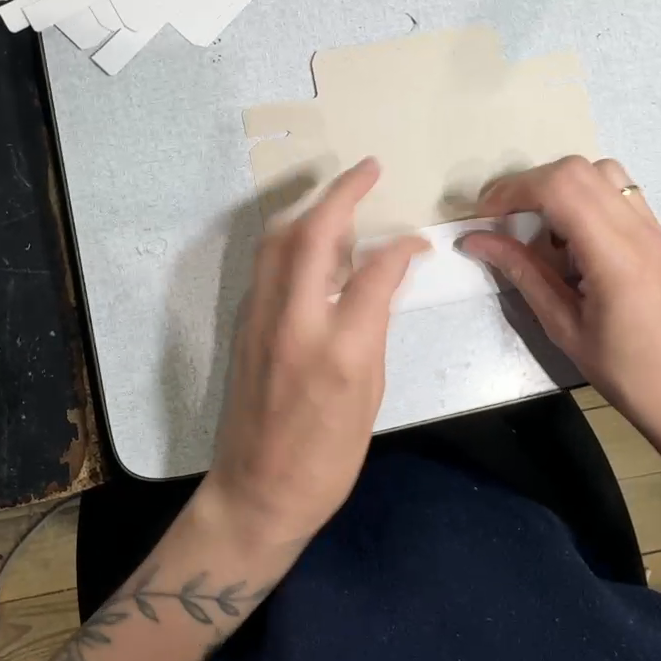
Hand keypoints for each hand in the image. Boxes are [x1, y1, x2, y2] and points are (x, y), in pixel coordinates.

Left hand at [202, 158, 428, 551]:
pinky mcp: (243, 323)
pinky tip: (311, 242)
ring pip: (280, 239)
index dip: (401, 247)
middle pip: (316, 233)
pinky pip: (267, 263)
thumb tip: (386, 276)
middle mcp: (295, 321)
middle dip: (344, 191)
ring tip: (339, 197)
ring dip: (310, 207)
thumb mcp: (370, 395)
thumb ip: (375, 326)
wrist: (255, 492)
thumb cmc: (327, 458)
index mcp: (340, 348)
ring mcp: (260, 318)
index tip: (417, 241)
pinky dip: (291, 238)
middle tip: (369, 168)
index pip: (375, 270)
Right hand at [458, 157, 660, 450]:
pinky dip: (585, 198)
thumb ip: (521, 273)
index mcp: (614, 255)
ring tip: (542, 230)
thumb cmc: (624, 373)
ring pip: (600, 172)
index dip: (513, 191)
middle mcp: (638, 229)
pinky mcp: (658, 236)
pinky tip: (573, 239)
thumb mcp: (562, 326)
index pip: (558, 187)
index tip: (485, 218)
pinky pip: (618, 192)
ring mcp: (653, 229)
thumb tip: (475, 240)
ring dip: (560, 187)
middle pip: (576, 170)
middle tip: (504, 220)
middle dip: (530, 185)